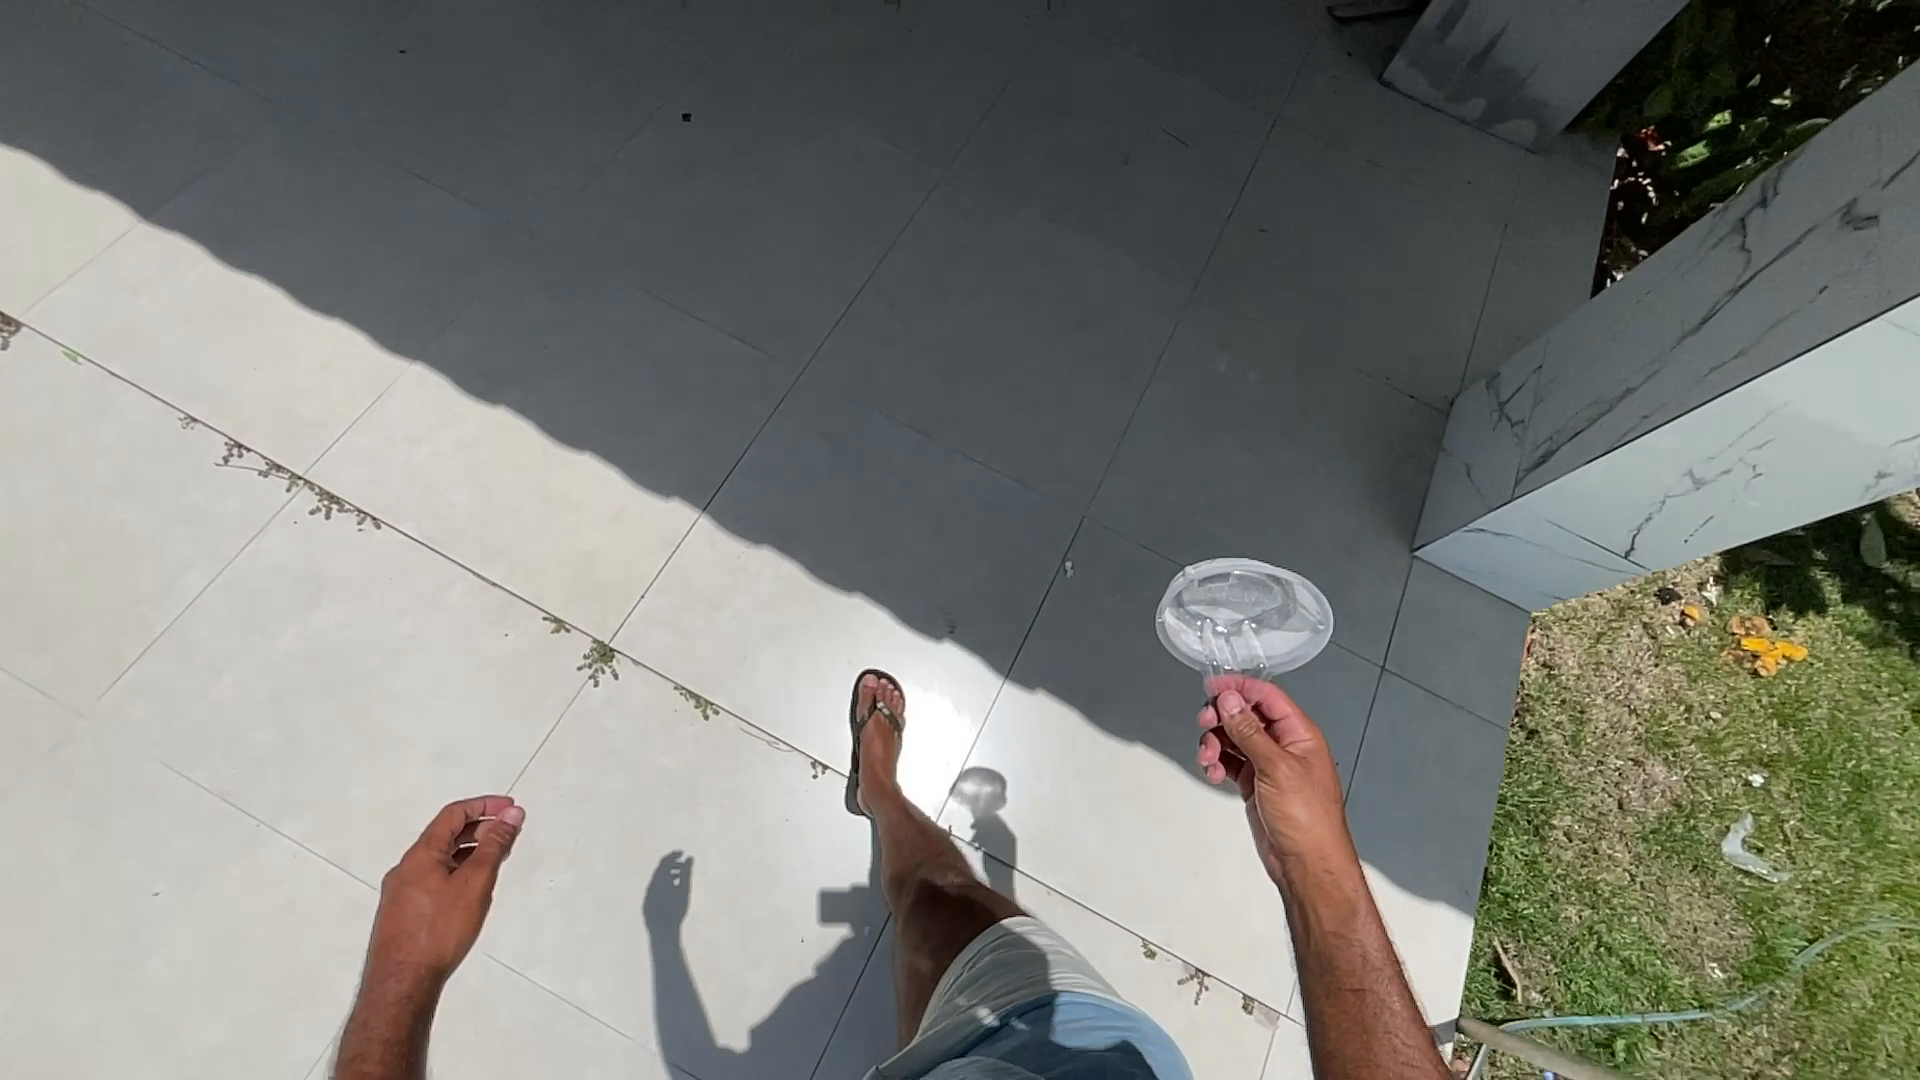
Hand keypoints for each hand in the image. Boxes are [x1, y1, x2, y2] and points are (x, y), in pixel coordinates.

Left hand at [365, 796, 525, 988]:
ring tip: (498, 857)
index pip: (453, 815)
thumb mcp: (476, 882)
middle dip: (480, 827)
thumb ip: (495, 845)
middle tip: (510, 831)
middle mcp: (406, 869)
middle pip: (445, 834)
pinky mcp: (404, 912)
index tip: (511, 808)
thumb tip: (510, 814)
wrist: (402, 985)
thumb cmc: (440, 929)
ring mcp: (402, 892)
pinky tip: (474, 886)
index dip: (484, 805)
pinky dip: (459, 869)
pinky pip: (435, 876)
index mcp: (419, 856)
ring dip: (471, 849)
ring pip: (441, 857)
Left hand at [643, 850, 693, 928]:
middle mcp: (649, 888)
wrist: (663, 933)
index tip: (682, 852)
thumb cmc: (676, 911)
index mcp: (657, 882)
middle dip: (671, 866)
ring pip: (657, 882)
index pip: (663, 862)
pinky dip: (664, 886)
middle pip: (659, 872)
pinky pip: (655, 891)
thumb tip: (689, 857)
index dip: (673, 855)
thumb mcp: (684, 889)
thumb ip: (686, 872)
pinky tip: (673, 891)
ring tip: (680, 878)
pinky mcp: (647, 907)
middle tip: (683, 864)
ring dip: (668, 876)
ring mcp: (647, 898)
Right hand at [1195, 675, 1353, 884]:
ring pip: (1233, 737)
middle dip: (1221, 717)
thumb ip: (1249, 731)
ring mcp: (1268, 764)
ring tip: (1209, 759)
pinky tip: (1214, 773)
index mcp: (1299, 734)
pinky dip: (1217, 763)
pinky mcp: (1255, 782)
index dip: (1239, 687)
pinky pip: (1229, 761)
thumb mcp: (1276, 768)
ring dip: (1215, 743)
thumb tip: (1230, 701)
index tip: (1213, 686)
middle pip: (1245, 714)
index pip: (1267, 696)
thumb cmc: (1308, 821)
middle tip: (1206, 723)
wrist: (1306, 864)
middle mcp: (1284, 745)